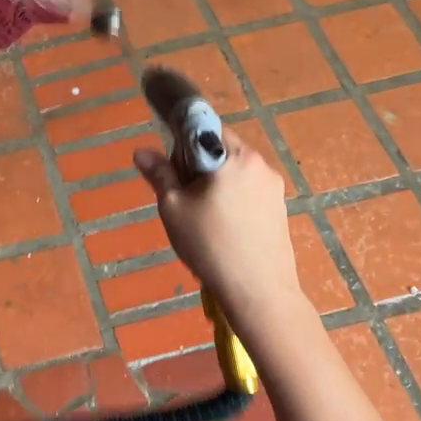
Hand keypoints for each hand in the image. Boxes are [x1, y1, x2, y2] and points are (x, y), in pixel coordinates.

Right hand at [133, 142, 304, 329]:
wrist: (259, 293)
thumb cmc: (210, 245)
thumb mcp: (174, 208)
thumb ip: (159, 174)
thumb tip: (140, 151)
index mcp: (234, 156)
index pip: (205, 127)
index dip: (184, 141)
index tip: (173, 166)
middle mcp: (259, 164)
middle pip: (222, 148)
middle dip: (199, 164)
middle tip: (183, 195)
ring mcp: (273, 188)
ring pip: (236, 170)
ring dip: (217, 181)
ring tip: (201, 215)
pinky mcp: (280, 209)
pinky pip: (249, 190)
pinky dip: (233, 198)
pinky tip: (223, 227)